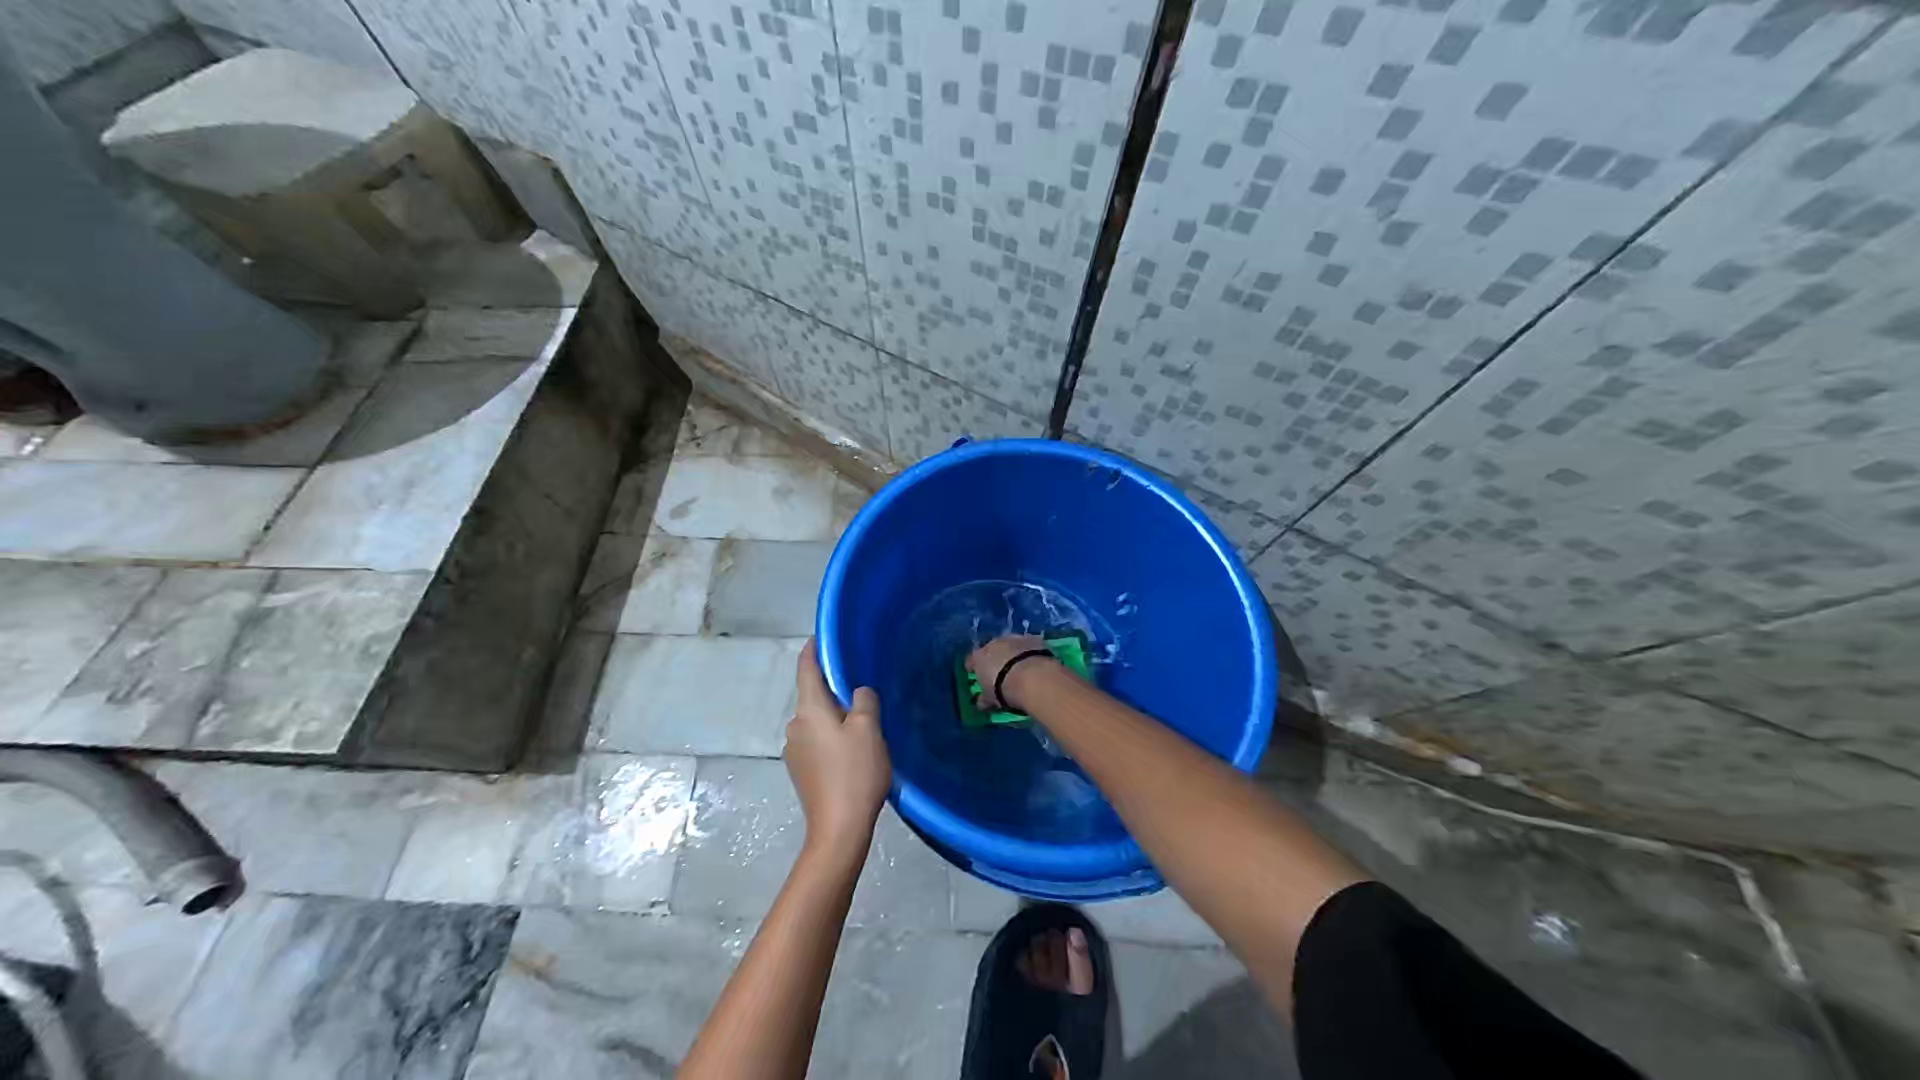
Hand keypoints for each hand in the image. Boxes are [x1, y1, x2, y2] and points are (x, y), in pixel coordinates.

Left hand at [786, 640, 889, 863]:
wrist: (838, 828)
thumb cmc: (854, 772)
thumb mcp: (869, 729)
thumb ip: (864, 700)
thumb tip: (857, 693)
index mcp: (808, 710)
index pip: (806, 668)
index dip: (814, 649)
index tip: (825, 636)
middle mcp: (795, 725)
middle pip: (814, 696)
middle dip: (834, 688)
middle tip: (863, 687)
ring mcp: (794, 750)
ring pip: (817, 720)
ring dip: (836, 716)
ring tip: (864, 722)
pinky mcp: (801, 770)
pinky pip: (817, 740)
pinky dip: (832, 736)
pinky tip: (853, 750)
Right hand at [966, 634, 1061, 710]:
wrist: (1031, 677)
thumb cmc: (1004, 689)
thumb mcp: (990, 699)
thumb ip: (984, 698)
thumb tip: (981, 702)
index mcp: (978, 657)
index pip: (971, 661)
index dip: (973, 667)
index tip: (976, 674)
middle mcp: (994, 643)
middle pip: (991, 650)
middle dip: (995, 659)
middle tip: (1001, 672)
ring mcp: (1014, 639)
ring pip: (1011, 645)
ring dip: (1013, 654)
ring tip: (1020, 668)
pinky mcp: (1034, 638)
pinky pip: (1028, 645)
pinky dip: (1029, 653)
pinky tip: (1034, 663)